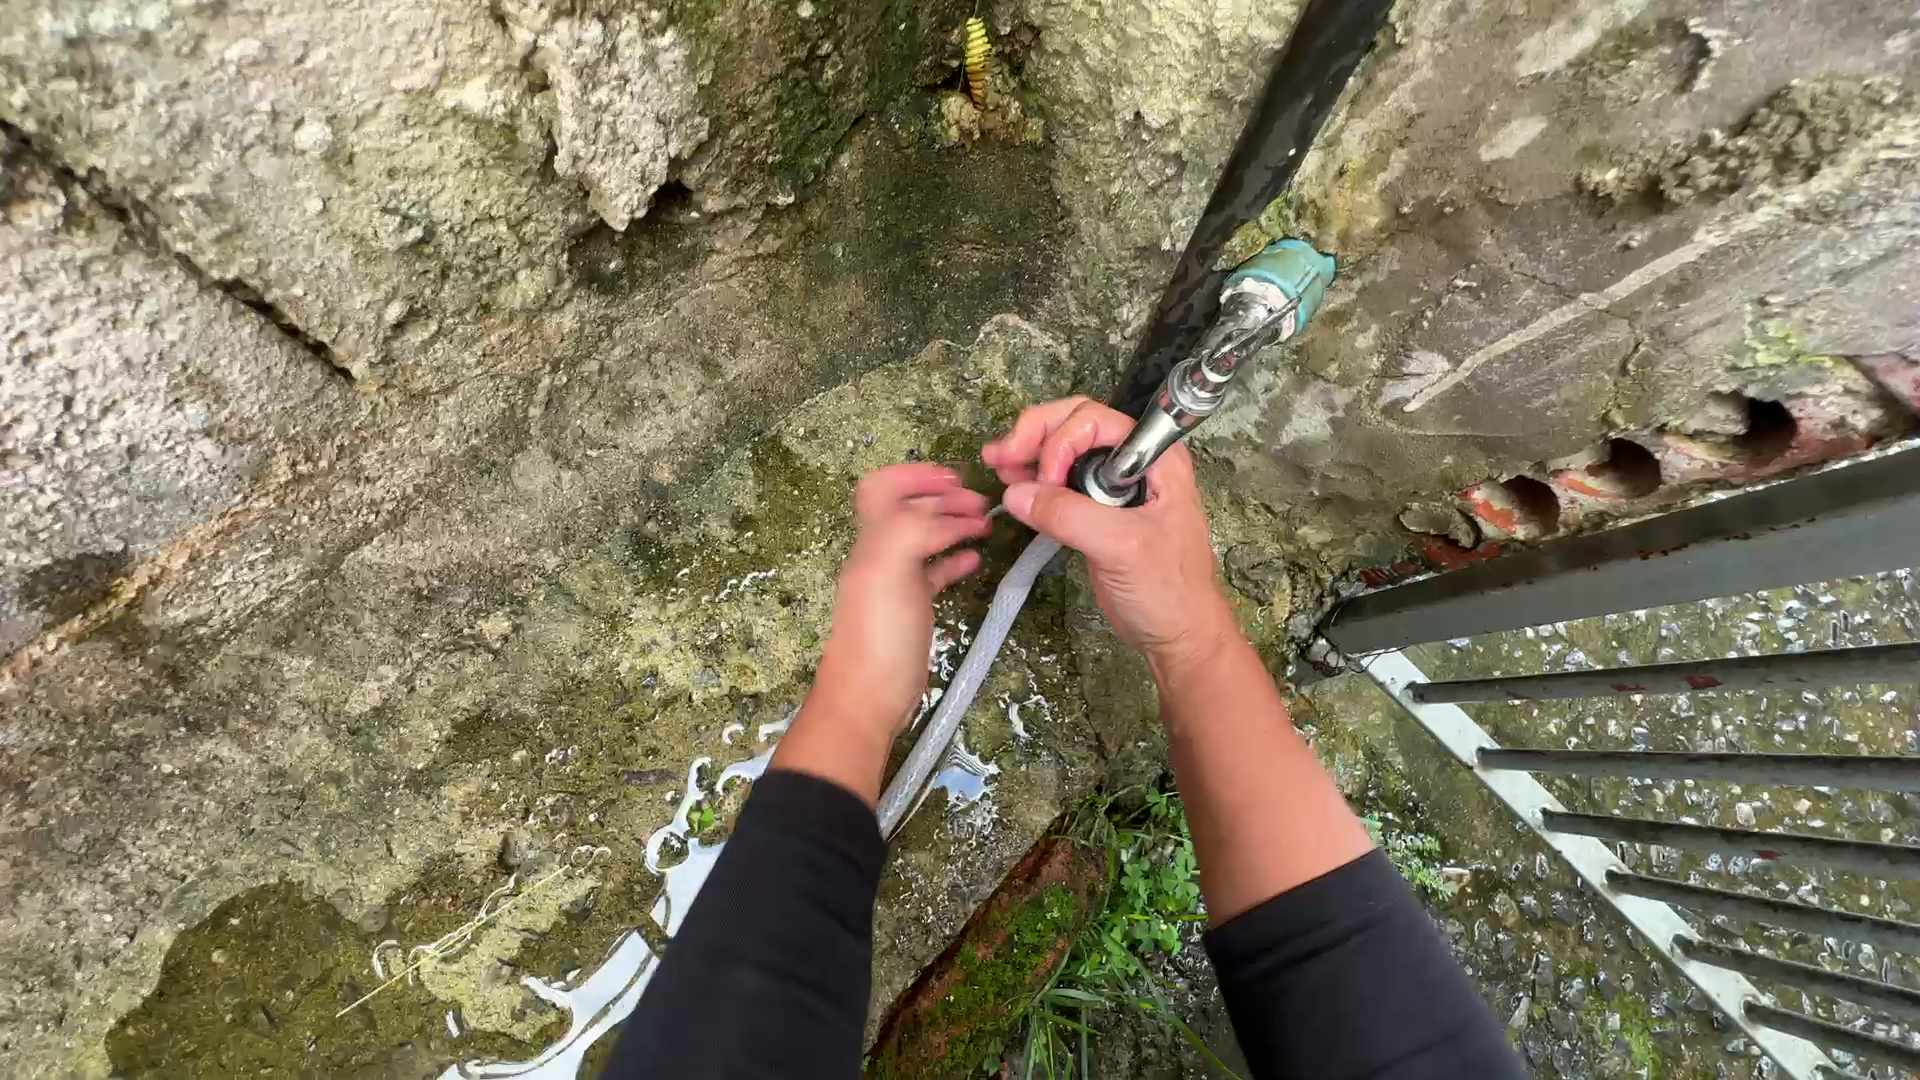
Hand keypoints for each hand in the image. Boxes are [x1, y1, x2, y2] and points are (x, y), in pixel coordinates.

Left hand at [812, 464, 991, 739]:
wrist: (868, 697)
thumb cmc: (878, 634)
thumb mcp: (887, 570)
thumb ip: (909, 529)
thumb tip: (945, 513)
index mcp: (871, 539)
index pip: (884, 487)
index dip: (915, 475)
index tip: (956, 479)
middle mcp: (880, 553)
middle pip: (908, 507)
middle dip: (942, 496)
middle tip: (979, 502)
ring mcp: (896, 580)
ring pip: (924, 537)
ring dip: (952, 523)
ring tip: (985, 524)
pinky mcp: (912, 606)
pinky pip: (934, 571)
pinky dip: (955, 558)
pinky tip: (976, 559)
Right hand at [981, 397, 1236, 675]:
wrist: (1176, 634)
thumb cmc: (1166, 590)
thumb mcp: (1120, 547)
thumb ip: (1069, 515)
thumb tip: (1014, 493)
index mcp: (1154, 456)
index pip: (1095, 421)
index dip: (1060, 442)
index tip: (1043, 481)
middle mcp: (1133, 460)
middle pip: (1074, 424)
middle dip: (1034, 435)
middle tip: (1000, 456)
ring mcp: (1112, 484)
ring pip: (1062, 448)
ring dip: (1027, 452)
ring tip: (996, 466)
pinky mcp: (1095, 509)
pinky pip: (1059, 480)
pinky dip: (1032, 478)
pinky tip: (1011, 486)